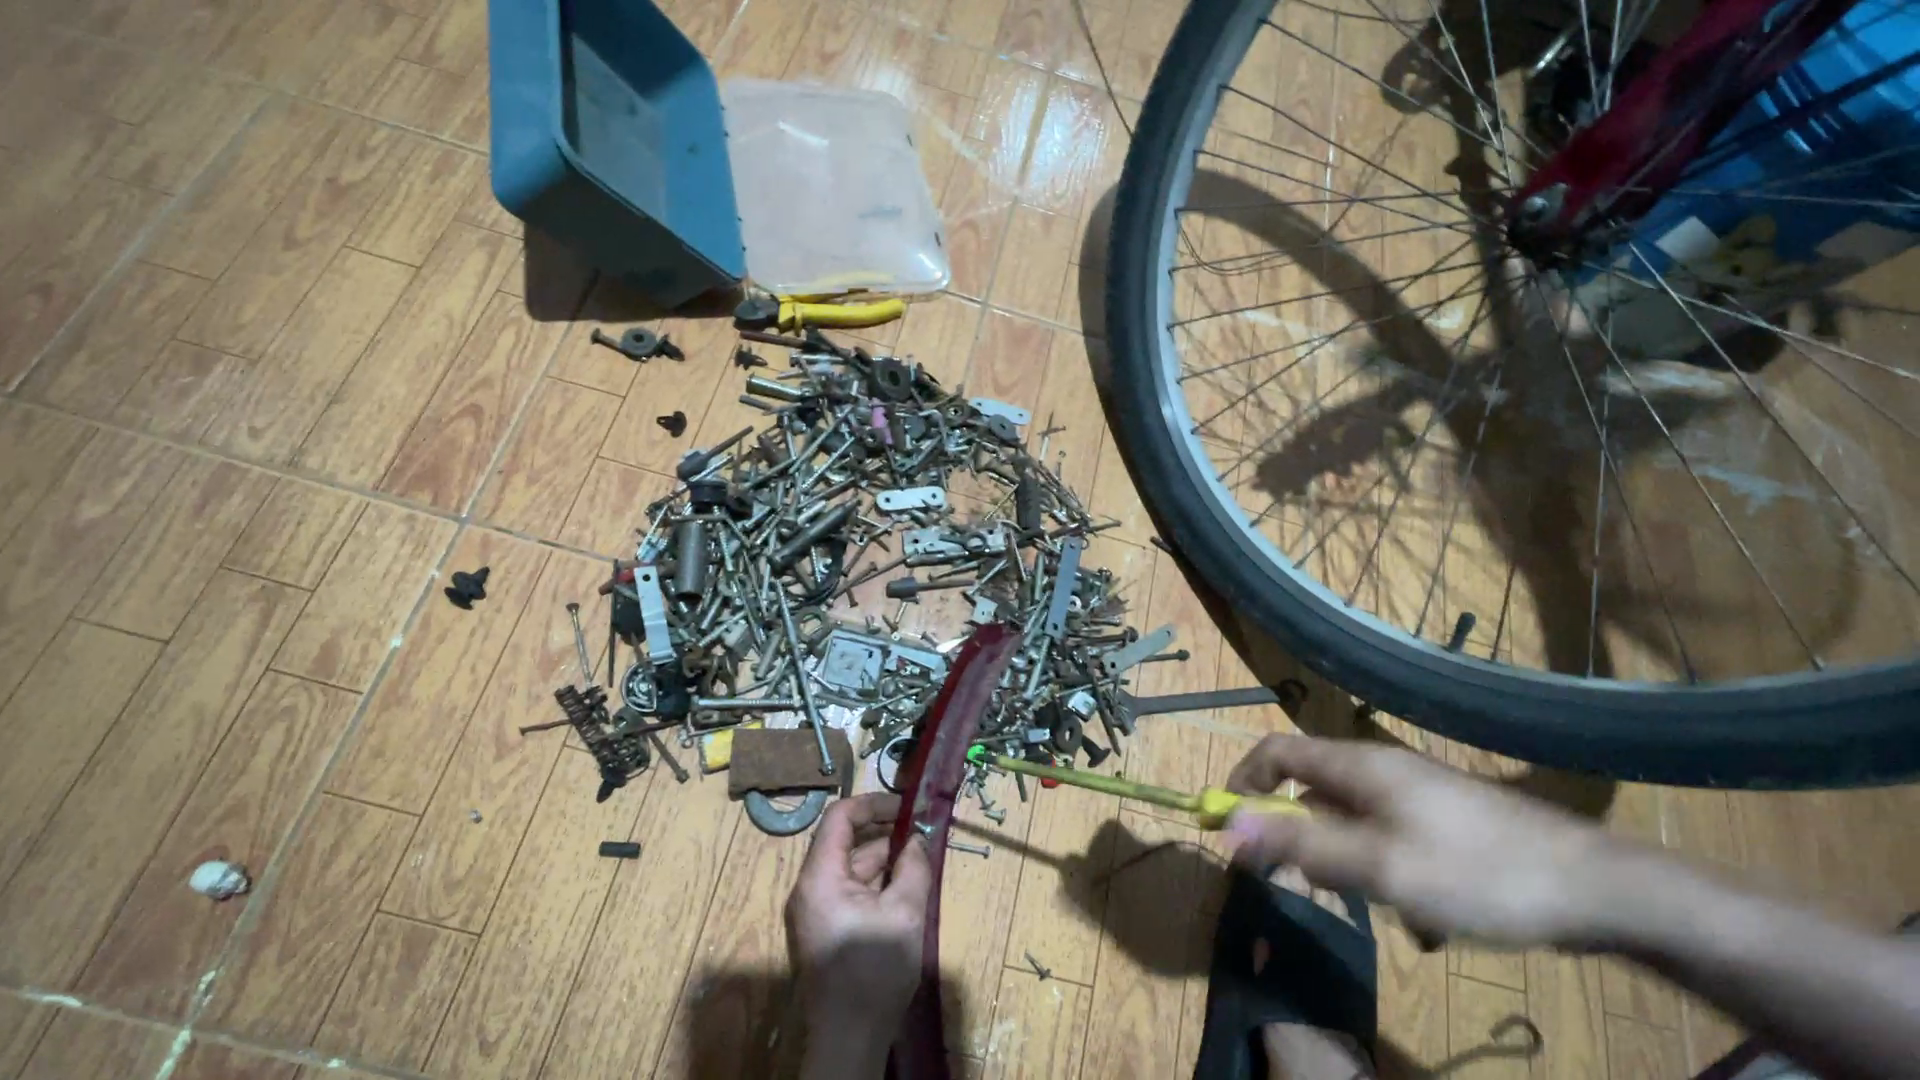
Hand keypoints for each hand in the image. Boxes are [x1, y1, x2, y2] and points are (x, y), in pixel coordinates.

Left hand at [785, 793, 931, 1042]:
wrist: (849, 1038)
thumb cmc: (874, 971)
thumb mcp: (905, 914)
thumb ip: (914, 868)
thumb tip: (918, 840)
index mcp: (820, 877)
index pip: (840, 817)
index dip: (874, 804)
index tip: (908, 806)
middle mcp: (810, 887)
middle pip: (845, 842)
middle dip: (885, 832)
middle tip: (923, 829)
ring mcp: (816, 910)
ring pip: (851, 868)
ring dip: (884, 858)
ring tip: (921, 855)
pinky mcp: (825, 929)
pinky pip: (850, 890)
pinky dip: (877, 882)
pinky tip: (906, 884)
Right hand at [1224, 735, 1639, 948]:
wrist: (1600, 891)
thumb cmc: (1479, 873)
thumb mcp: (1379, 866)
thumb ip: (1300, 844)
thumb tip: (1228, 825)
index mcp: (1360, 766)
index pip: (1277, 751)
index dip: (1243, 783)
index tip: (1229, 830)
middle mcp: (1383, 771)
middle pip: (1312, 791)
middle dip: (1297, 837)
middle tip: (1304, 886)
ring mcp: (1418, 798)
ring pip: (1352, 824)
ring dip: (1346, 865)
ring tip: (1377, 908)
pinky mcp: (1446, 826)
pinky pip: (1391, 844)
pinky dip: (1387, 876)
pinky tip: (1422, 920)